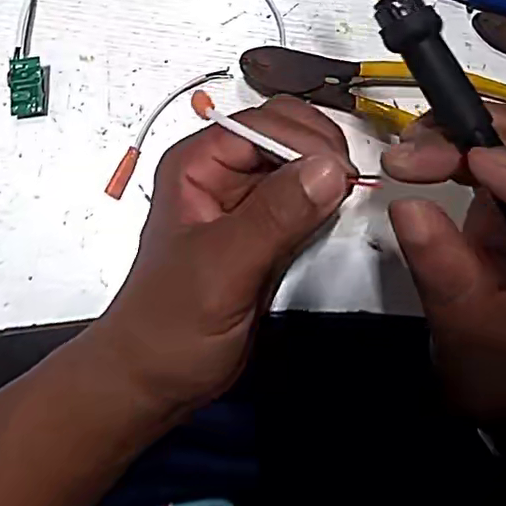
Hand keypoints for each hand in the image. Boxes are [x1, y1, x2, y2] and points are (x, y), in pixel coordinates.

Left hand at [87, 96, 353, 418]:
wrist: (157, 380)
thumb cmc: (165, 326)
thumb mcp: (221, 267)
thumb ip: (273, 217)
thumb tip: (325, 170)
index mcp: (195, 164)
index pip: (258, 125)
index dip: (301, 139)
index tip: (338, 168)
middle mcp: (220, 171)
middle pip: (281, 130)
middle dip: (318, 146)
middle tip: (347, 177)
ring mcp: (245, 196)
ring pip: (297, 158)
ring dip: (326, 168)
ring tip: (348, 191)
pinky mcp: (267, 224)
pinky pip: (304, 193)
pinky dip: (325, 196)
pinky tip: (337, 208)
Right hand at [382, 104, 505, 432]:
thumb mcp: (475, 350)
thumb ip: (450, 280)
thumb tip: (410, 208)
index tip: (476, 163)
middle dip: (481, 145)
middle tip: (415, 155)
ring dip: (463, 136)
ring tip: (409, 153)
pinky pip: (498, 156)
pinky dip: (457, 146)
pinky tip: (424, 152)